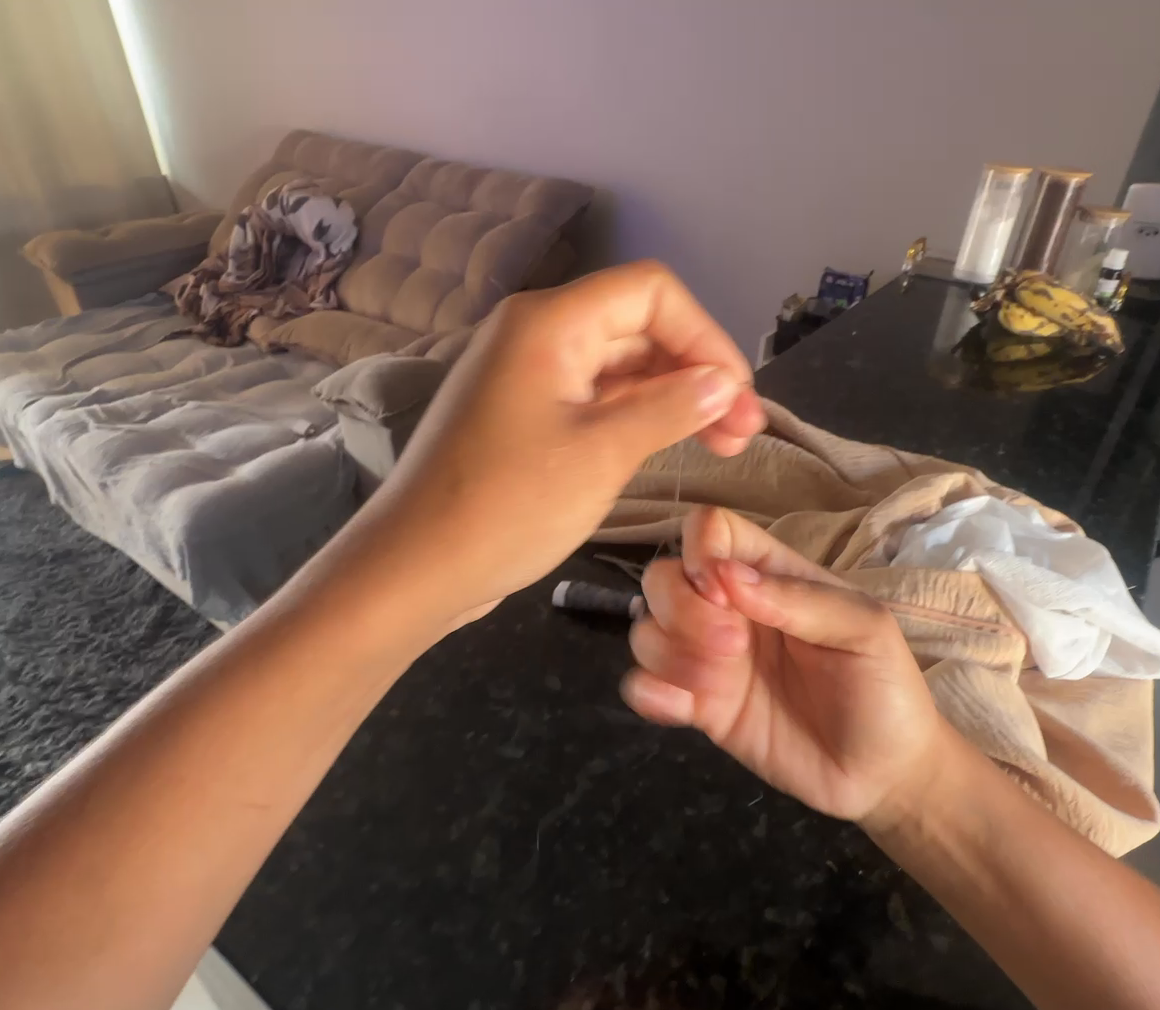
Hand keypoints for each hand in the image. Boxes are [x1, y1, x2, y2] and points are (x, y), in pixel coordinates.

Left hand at [353, 261, 765, 623]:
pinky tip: (671, 447)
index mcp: (550, 323)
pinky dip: (636, 419)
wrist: (417, 567)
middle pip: (638, 328)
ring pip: (619, 369)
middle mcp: (537, 334)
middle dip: (696, 373)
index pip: (651, 293)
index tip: (739, 398)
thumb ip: (669, 408)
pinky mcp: (525, 417)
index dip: (706, 338)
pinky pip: (593, 400)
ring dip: (672, 400)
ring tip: (721, 446)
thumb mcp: (601, 455)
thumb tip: (724, 384)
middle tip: (742, 435)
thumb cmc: (508, 506)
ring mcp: (528, 377)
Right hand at [620, 507, 953, 822]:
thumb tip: (726, 576)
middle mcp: (729, 610)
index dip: (702, 550)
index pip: (709, 530)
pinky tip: (683, 709)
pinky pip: (644, 686)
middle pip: (662, 576)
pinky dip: (648, 692)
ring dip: (668, 653)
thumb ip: (799, 599)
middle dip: (680, 608)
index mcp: (770, 575)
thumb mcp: (863, 630)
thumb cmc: (883, 685)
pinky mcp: (699, 707)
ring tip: (717, 686)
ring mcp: (709, 659)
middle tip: (731, 646)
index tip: (724, 592)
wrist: (883, 772)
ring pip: (646, 630)